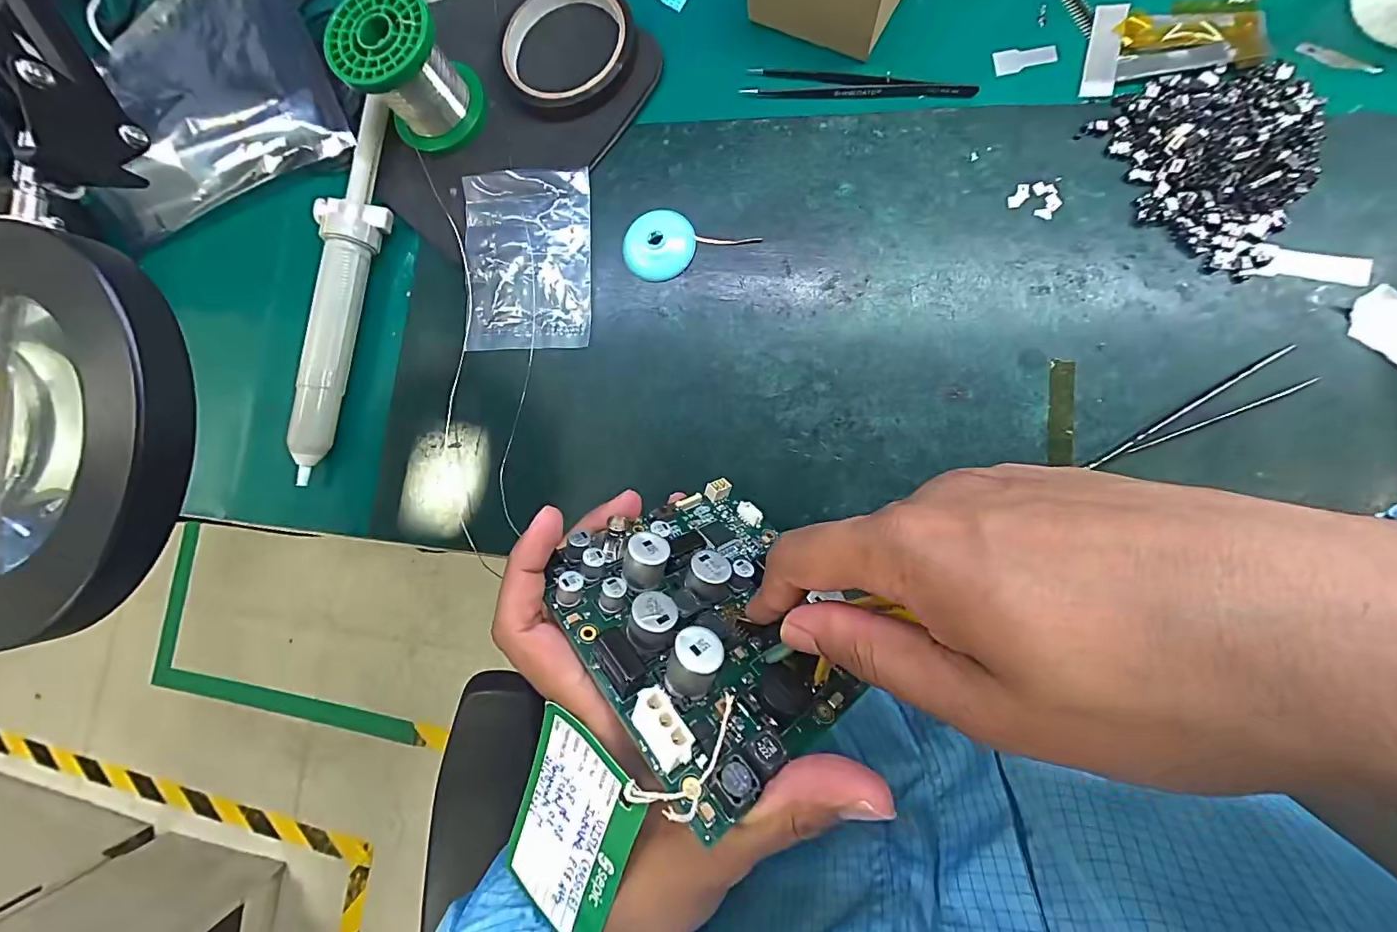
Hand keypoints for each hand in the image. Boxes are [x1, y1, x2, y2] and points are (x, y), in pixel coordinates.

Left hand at [494, 492, 892, 931]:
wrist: (613, 926)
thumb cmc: (636, 891)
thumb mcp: (707, 849)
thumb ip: (776, 810)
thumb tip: (870, 787)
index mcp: (589, 710)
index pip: (526, 630)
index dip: (528, 568)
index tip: (552, 518)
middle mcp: (595, 690)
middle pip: (570, 598)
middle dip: (600, 542)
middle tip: (645, 507)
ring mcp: (615, 693)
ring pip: (608, 610)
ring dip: (632, 560)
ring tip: (673, 525)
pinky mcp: (638, 705)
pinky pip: (640, 638)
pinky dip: (659, 601)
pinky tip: (695, 582)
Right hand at [747, 465, 1396, 808]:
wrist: (1343, 630)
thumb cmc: (1148, 695)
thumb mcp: (995, 707)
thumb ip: (880, 655)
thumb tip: (802, 623)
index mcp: (918, 545)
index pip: (807, 550)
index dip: (775, 587)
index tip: (768, 624)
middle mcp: (948, 492)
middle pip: (873, 543)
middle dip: (871, 600)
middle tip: (926, 668)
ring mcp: (1009, 476)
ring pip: (933, 532)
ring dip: (932, 583)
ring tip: (1013, 647)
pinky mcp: (1063, 477)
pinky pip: (985, 517)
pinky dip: (982, 561)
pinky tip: (1063, 605)